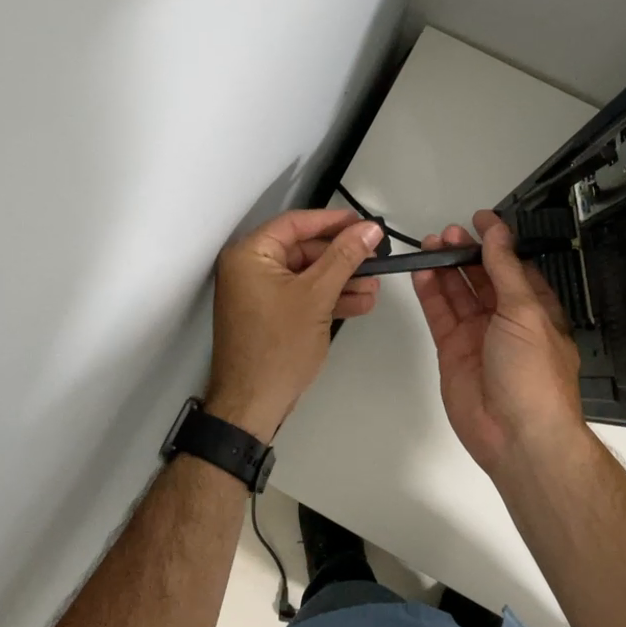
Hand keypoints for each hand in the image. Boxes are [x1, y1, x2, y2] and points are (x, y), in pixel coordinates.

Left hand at [207, 209, 384, 440]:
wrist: (252, 405)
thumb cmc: (278, 347)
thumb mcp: (316, 296)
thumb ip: (344, 258)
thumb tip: (369, 229)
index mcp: (250, 254)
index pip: (295, 224)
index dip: (332, 221)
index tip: (364, 224)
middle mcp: (249, 268)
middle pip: (304, 250)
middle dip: (342, 257)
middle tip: (376, 258)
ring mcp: (259, 294)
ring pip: (307, 275)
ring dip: (341, 279)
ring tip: (375, 285)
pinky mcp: (270, 316)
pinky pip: (302, 296)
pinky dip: (328, 298)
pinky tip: (360, 302)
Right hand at [411, 210, 586, 476]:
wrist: (517, 436)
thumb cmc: (534, 376)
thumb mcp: (526, 312)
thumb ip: (505, 270)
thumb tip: (498, 233)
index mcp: (536, 310)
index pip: (514, 267)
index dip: (498, 243)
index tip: (480, 220)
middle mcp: (507, 321)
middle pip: (483, 278)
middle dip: (466, 253)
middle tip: (448, 234)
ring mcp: (478, 336)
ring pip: (459, 294)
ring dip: (446, 268)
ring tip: (430, 245)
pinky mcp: (453, 352)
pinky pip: (440, 315)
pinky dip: (430, 293)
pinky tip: (422, 272)